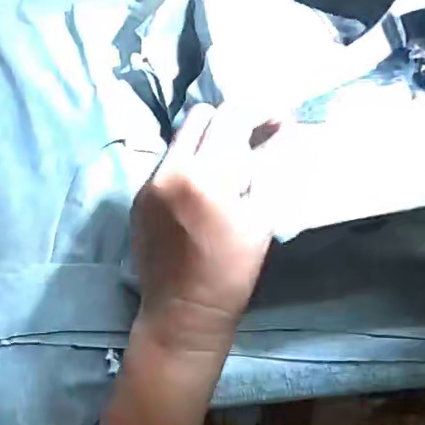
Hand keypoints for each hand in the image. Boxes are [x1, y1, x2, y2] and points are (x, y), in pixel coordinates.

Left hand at [131, 104, 276, 355]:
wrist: (182, 313)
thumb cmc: (230, 273)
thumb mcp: (261, 220)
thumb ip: (272, 168)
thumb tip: (286, 128)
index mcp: (205, 176)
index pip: (233, 116)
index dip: (261, 111)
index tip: (279, 121)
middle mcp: (170, 171)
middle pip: (200, 117)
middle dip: (230, 121)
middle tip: (253, 140)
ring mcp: (148, 184)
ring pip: (180, 139)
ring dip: (207, 143)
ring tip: (228, 168)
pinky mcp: (137, 199)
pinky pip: (165, 164)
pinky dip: (187, 165)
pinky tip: (202, 191)